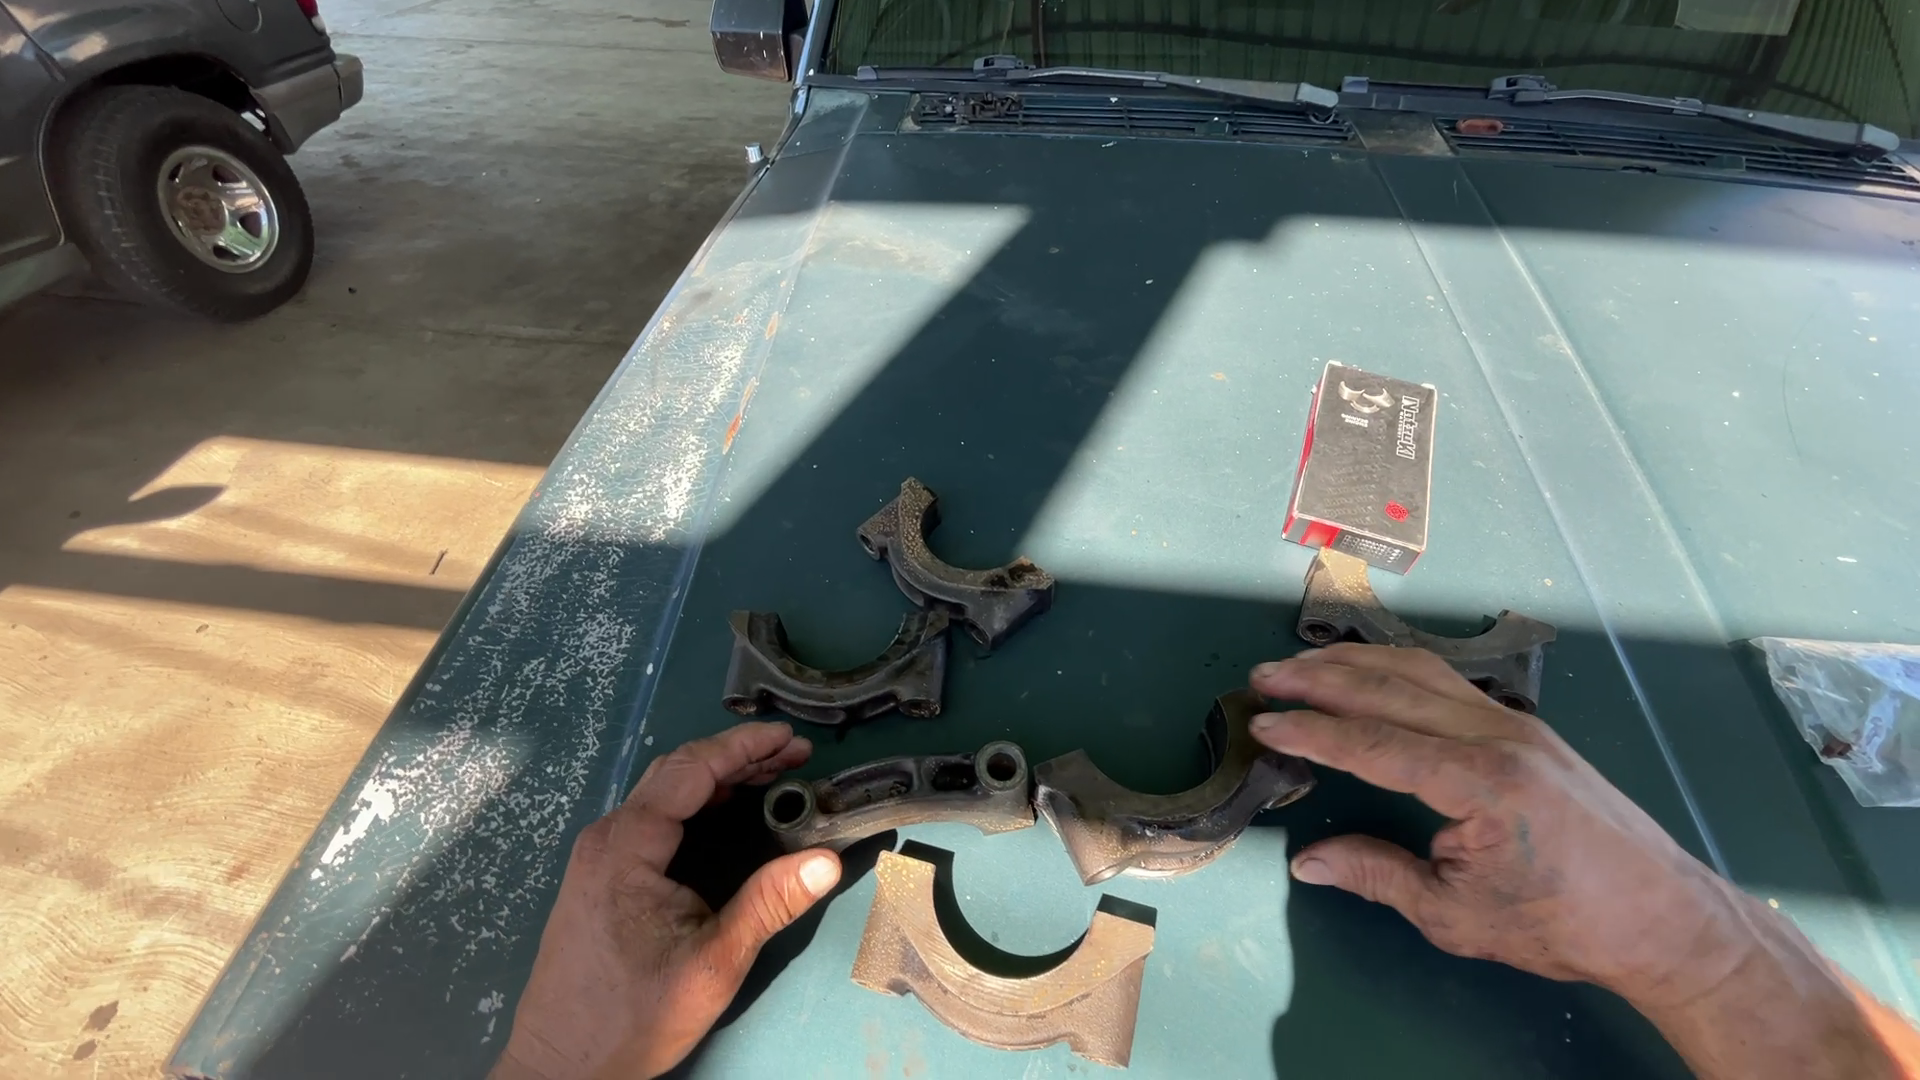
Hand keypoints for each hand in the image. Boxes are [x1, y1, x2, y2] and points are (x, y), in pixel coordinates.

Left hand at [494, 722, 841, 1079]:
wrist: (559, 1072)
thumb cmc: (633, 1018)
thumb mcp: (713, 963)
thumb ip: (770, 904)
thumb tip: (828, 860)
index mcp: (628, 844)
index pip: (692, 769)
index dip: (745, 746)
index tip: (791, 738)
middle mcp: (609, 834)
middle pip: (680, 769)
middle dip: (741, 755)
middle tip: (795, 754)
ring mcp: (603, 851)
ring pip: (668, 789)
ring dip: (722, 774)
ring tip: (775, 771)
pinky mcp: (605, 870)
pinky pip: (658, 812)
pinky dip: (702, 798)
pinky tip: (732, 804)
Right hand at [1247, 644, 1747, 1006]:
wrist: (1669, 919)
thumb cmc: (1562, 925)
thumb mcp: (1458, 916)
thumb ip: (1377, 875)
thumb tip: (1305, 862)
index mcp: (1482, 783)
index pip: (1373, 742)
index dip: (1311, 732)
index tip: (1262, 724)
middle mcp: (1495, 735)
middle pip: (1386, 688)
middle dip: (1315, 679)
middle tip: (1261, 677)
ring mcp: (1510, 720)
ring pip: (1412, 669)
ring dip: (1347, 662)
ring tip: (1295, 665)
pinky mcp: (1517, 722)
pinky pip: (1438, 678)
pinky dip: (1385, 667)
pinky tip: (1358, 672)